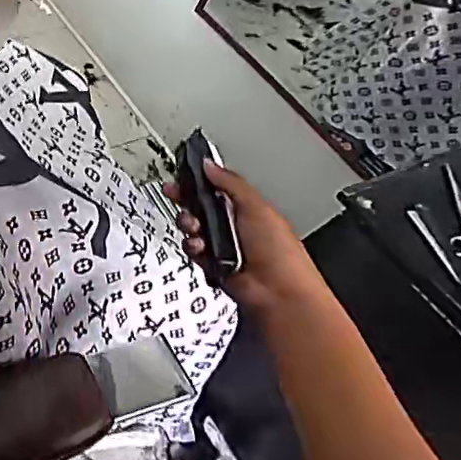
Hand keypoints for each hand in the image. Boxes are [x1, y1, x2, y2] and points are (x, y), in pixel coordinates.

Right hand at [164, 159, 306, 311]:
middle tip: (179, 198)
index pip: (216, 188)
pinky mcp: (214, 264)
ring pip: (193, 228)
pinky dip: (193, 247)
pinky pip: (193, 250)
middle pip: (199, 207)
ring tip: (196, 229)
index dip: (198, 181)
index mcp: (247, 208)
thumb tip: (210, 165)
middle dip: (187, 202)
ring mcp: (223, 245)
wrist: (280, 294)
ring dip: (190, 226)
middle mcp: (234, 226)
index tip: (183, 176)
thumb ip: (230, 183)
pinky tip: (201, 247)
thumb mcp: (256, 206)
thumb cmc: (281, 253)